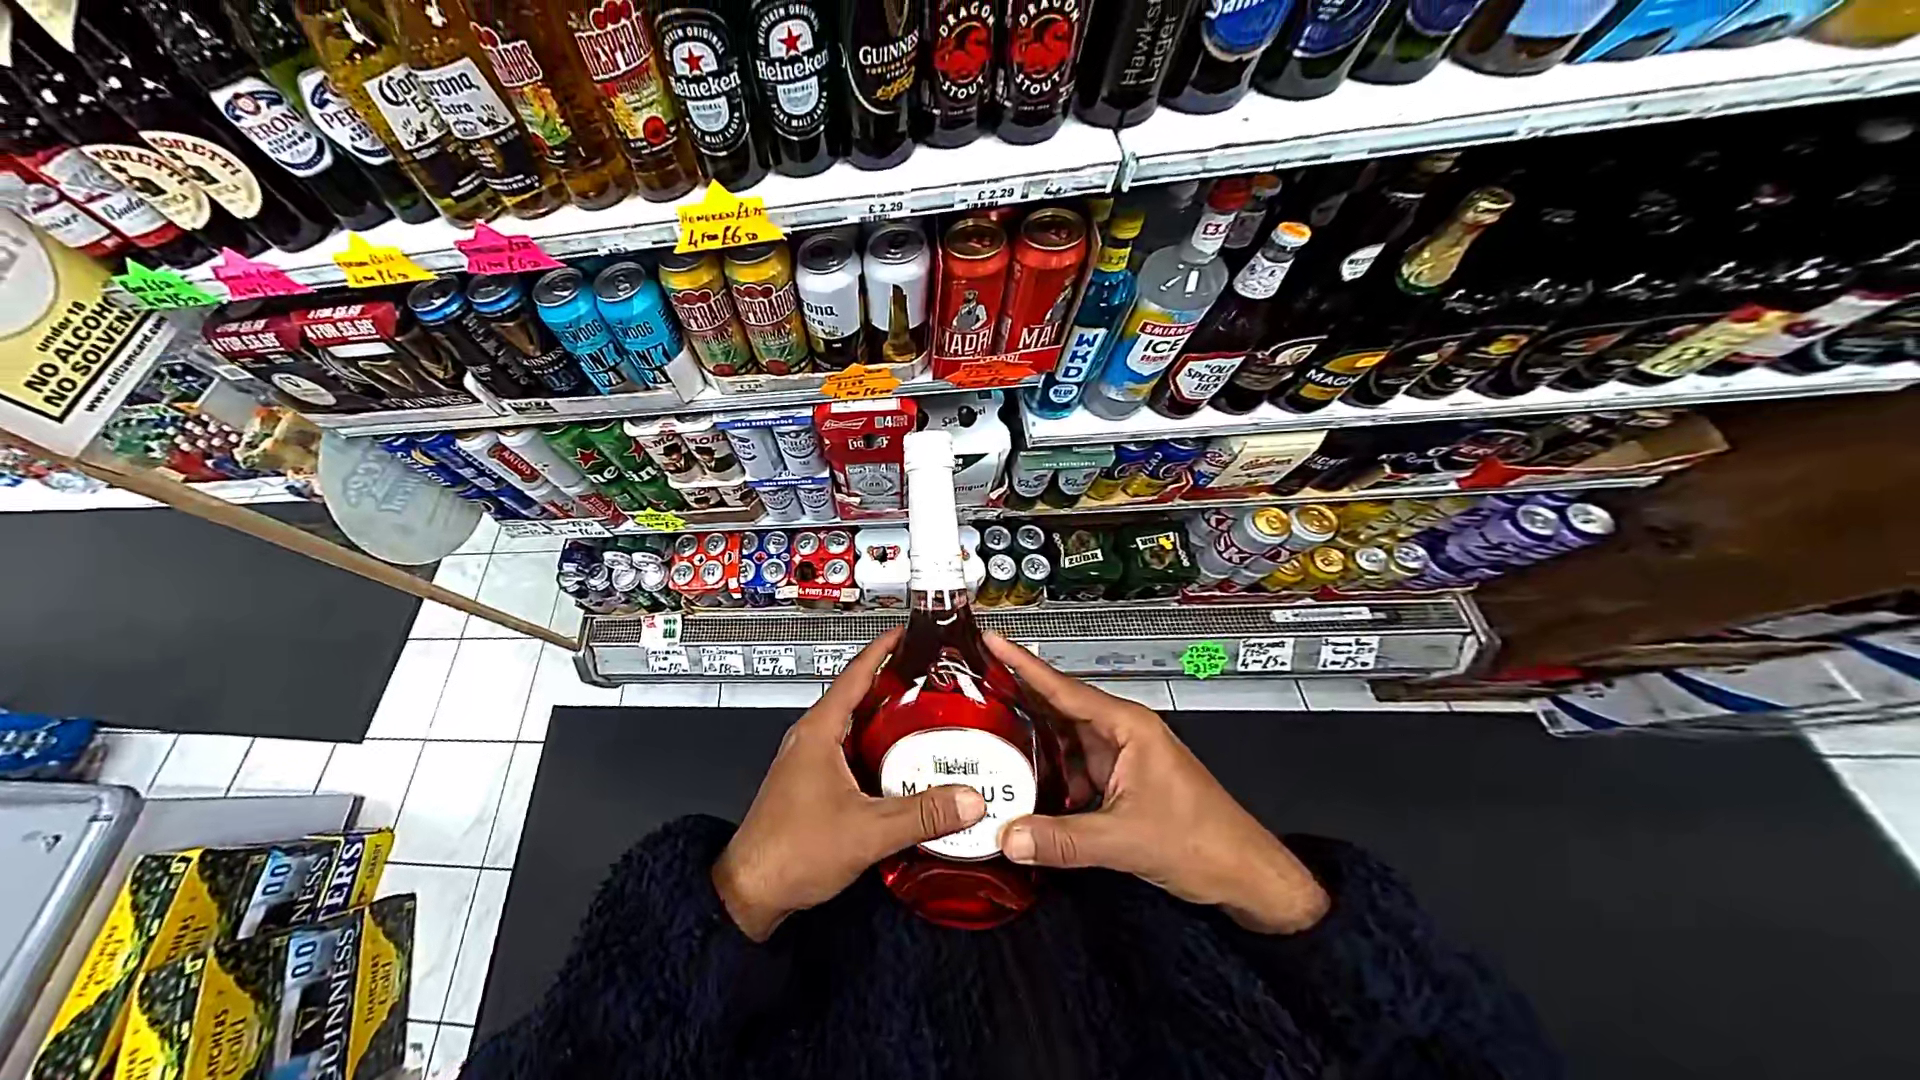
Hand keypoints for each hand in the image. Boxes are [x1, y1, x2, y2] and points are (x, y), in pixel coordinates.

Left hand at [712, 628, 986, 941]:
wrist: (751, 891)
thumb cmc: (787, 853)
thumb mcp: (867, 830)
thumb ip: (922, 814)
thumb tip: (966, 800)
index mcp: (819, 731)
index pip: (856, 672)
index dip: (885, 648)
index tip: (910, 632)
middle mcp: (814, 738)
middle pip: (862, 695)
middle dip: (899, 684)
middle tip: (935, 680)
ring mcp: (814, 760)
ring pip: (860, 725)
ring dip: (892, 719)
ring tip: (930, 719)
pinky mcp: (817, 782)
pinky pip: (856, 750)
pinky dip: (882, 748)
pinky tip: (907, 765)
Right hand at [987, 634, 1330, 934]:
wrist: (1243, 872)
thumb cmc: (1204, 841)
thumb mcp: (1125, 839)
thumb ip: (1062, 840)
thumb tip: (1010, 836)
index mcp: (1128, 726)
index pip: (1065, 688)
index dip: (1024, 664)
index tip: (994, 641)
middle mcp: (1123, 732)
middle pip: (1059, 706)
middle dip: (1019, 695)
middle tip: (976, 684)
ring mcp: (1120, 755)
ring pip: (1064, 738)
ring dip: (1031, 739)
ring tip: (989, 732)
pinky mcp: (1119, 778)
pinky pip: (1073, 765)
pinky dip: (1048, 771)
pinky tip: (1024, 779)